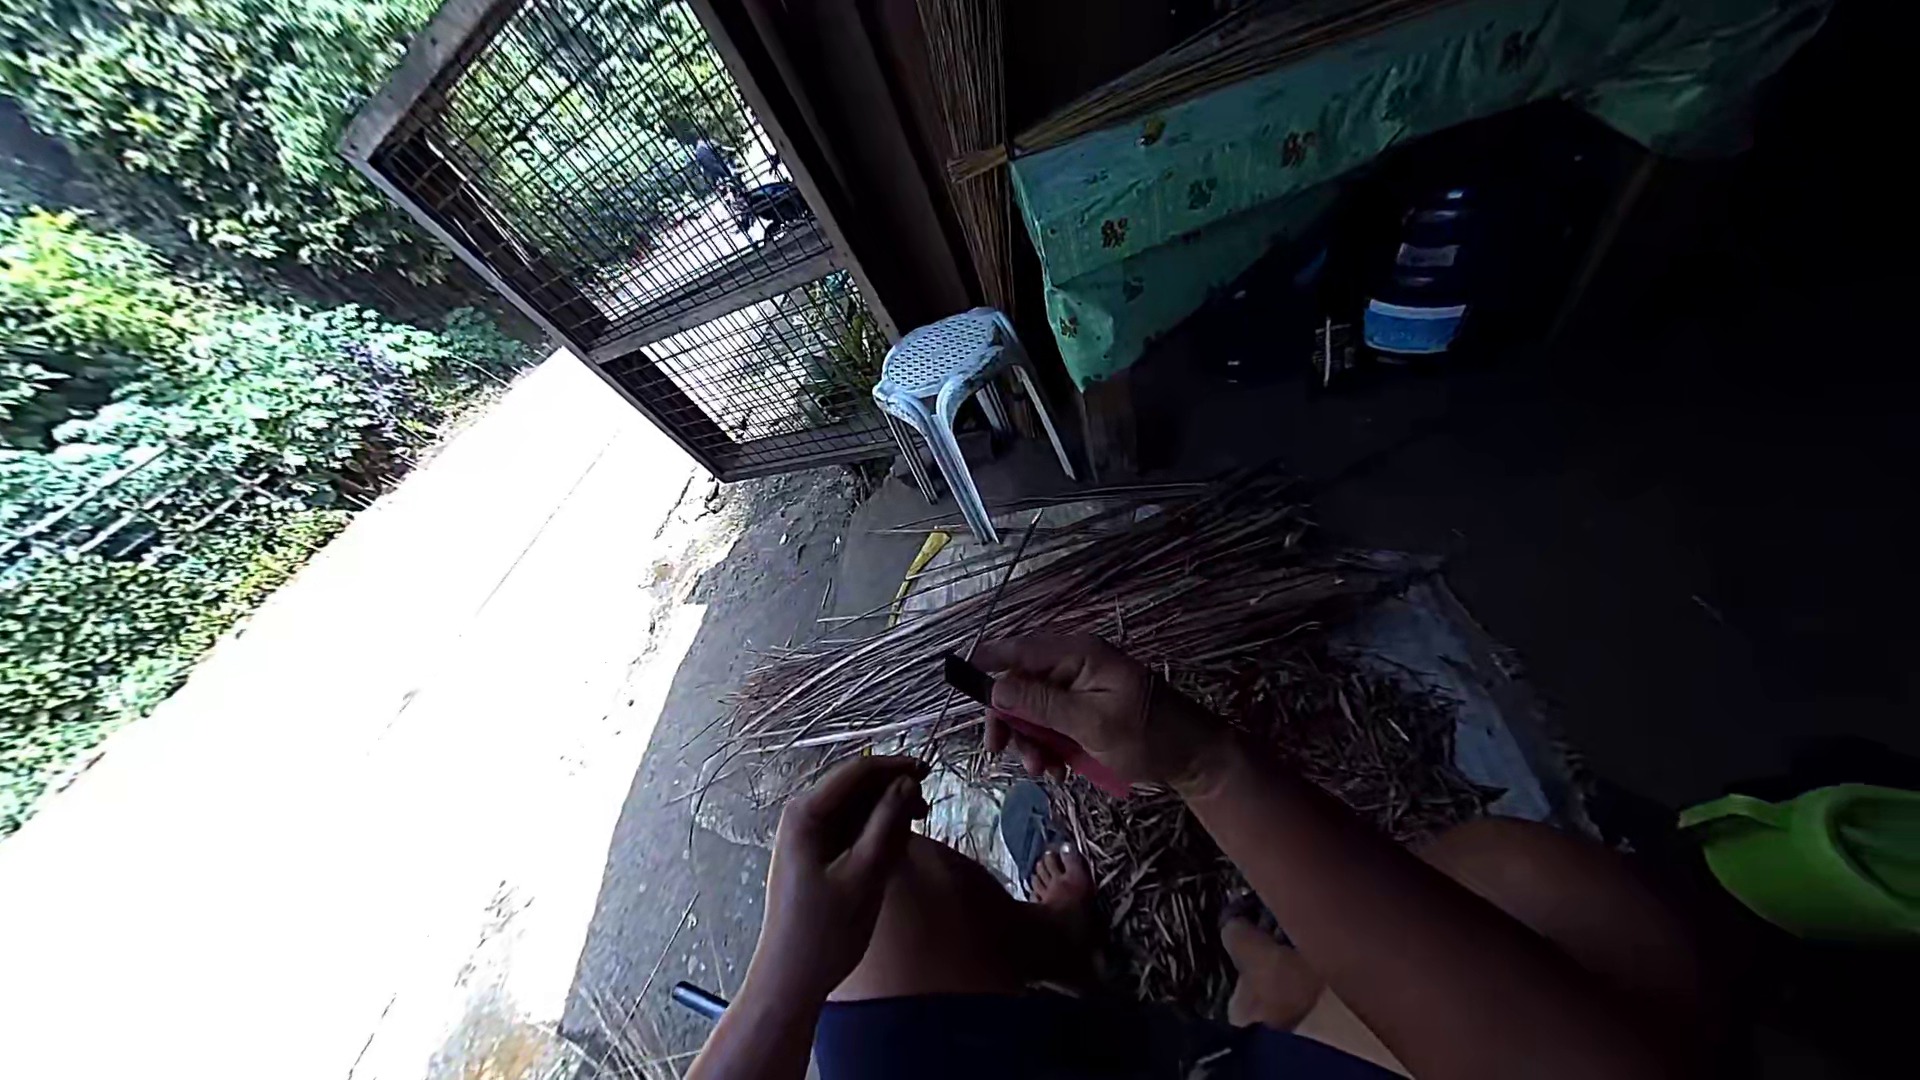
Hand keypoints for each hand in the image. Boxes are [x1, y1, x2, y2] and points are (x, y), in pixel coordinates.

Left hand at [747, 755, 928, 1002]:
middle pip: (857, 785)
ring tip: (915, 825)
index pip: (857, 771)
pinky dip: (876, 828)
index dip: (894, 767)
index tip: (927, 772)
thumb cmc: (825, 930)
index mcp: (806, 813)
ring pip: (857, 805)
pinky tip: (895, 843)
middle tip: (925, 809)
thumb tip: (908, 781)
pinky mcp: (818, 849)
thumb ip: (887, 823)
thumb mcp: (864, 873)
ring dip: (887, 809)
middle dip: (892, 790)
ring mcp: (809, 832)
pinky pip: (852, 825)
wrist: (790, 981)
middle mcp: (804, 813)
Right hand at [973, 634, 1228, 789]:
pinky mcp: (1083, 709)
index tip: (959, 678)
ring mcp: (1078, 687)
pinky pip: (1050, 723)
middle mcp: (1073, 664)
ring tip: (1042, 771)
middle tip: (999, 751)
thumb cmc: (1147, 734)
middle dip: (1010, 718)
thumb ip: (1041, 704)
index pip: (1021, 649)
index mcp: (1077, 654)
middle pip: (1021, 683)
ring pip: (1032, 708)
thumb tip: (995, 689)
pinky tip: (1057, 771)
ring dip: (1029, 740)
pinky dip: (1047, 746)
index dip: (988, 661)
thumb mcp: (1091, 722)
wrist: (1193, 758)